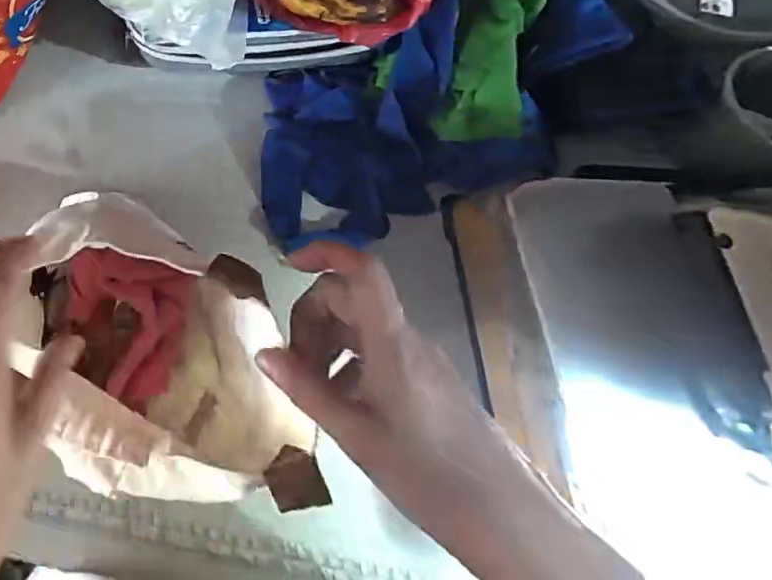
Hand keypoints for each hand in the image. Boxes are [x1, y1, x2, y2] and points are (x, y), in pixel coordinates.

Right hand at [257, 240, 638, 579]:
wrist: (508, 520)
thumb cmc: (428, 476)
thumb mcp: (356, 436)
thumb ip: (307, 389)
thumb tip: (263, 352)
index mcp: (391, 341)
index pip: (363, 269)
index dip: (325, 250)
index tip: (289, 262)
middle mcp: (406, 337)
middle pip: (349, 297)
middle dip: (312, 318)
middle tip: (295, 367)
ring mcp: (419, 356)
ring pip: (361, 324)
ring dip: (328, 342)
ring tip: (313, 389)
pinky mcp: (427, 377)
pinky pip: (378, 349)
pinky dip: (349, 361)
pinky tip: (343, 404)